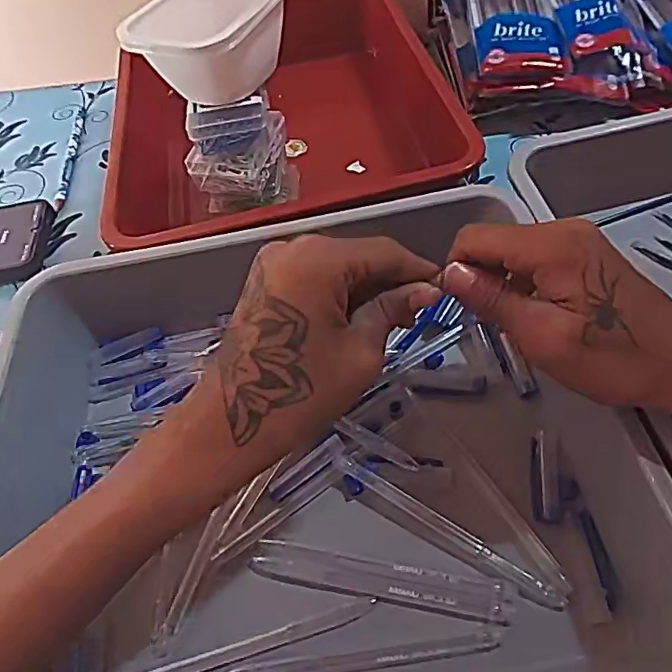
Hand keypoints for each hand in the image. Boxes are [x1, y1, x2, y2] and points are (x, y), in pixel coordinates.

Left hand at [146, 234, 440, 507]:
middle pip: (359, 254)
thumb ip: (392, 310)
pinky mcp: (264, 281)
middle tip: (415, 314)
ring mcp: (273, 263)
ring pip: (336, 265)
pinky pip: (313, 275)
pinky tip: (355, 319)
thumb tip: (424, 291)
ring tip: (388, 322)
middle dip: (390, 281)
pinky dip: (338, 292)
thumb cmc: (298, 394)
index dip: (417, 270)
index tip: (442, 289)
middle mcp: (293, 248)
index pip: (384, 251)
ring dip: (365, 288)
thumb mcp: (360, 353)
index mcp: (318, 259)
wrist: (229, 423)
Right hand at [441, 219, 671, 412]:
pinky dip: (526, 285)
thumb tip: (450, 274)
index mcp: (551, 245)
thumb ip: (493, 300)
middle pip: (494, 242)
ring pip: (513, 253)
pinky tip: (543, 316)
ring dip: (505, 286)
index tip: (465, 310)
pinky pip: (536, 260)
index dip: (457, 271)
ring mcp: (579, 240)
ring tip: (524, 325)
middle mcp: (564, 230)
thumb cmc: (617, 359)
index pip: (474, 237)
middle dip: (482, 279)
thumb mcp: (543, 337)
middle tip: (497, 325)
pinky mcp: (587, 254)